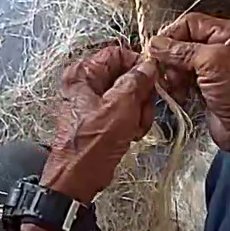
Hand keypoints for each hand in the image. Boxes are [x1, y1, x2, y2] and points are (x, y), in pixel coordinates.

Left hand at [42, 45, 157, 201]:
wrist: (78, 177)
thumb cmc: (89, 145)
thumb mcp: (120, 106)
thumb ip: (137, 81)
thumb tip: (148, 66)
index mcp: (82, 74)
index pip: (118, 53)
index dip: (138, 64)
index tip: (152, 79)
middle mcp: (84, 85)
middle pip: (126, 76)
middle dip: (140, 95)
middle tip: (141, 110)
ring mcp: (92, 103)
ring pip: (129, 96)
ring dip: (138, 112)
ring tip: (133, 127)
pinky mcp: (100, 120)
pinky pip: (125, 113)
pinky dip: (132, 123)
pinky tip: (130, 135)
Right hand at [146, 12, 229, 150]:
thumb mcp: (213, 62)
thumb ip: (182, 50)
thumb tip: (155, 44)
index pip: (192, 23)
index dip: (172, 35)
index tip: (157, 51)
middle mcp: (224, 47)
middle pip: (185, 42)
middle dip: (172, 58)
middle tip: (167, 73)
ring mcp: (216, 68)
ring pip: (182, 62)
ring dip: (173, 73)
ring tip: (174, 87)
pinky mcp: (208, 87)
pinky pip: (185, 79)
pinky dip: (178, 86)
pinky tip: (179, 94)